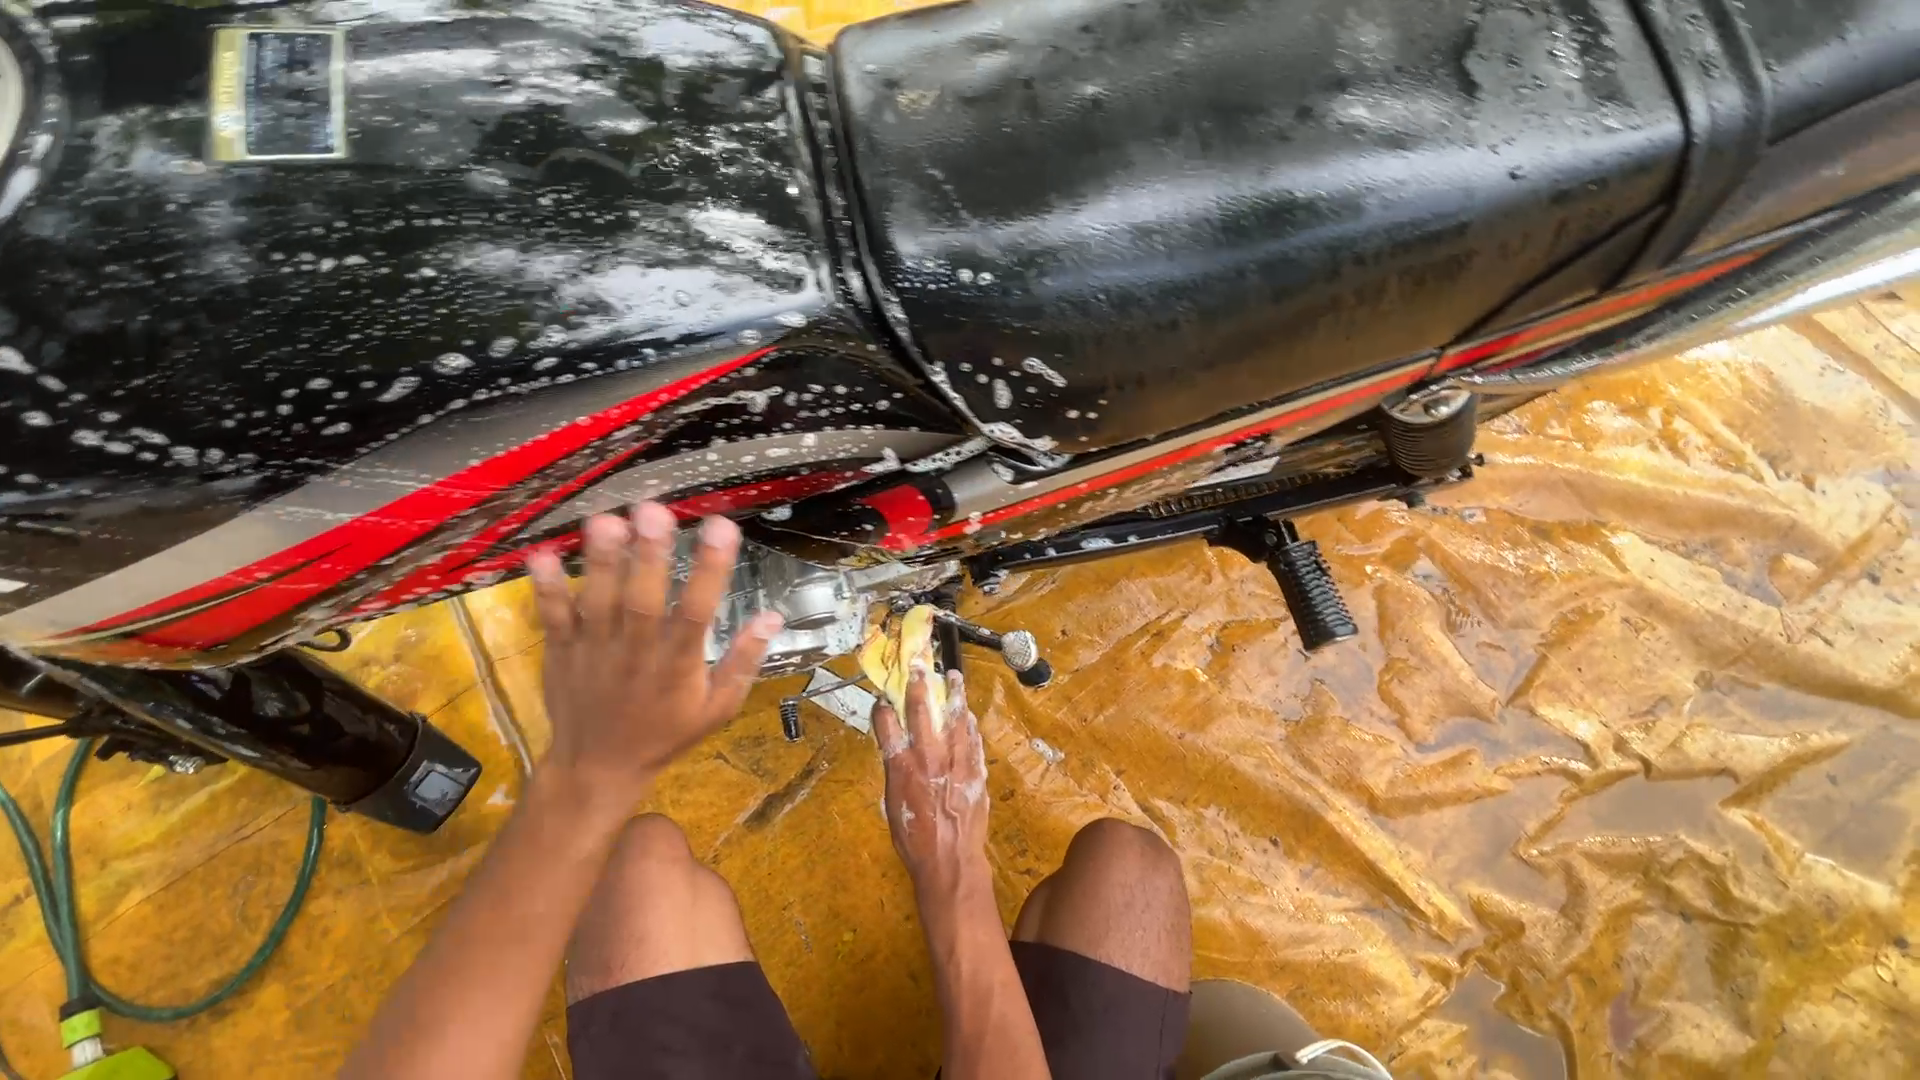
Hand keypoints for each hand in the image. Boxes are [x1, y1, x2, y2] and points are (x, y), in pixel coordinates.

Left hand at [526, 502, 781, 807]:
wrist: (598, 768)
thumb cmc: (665, 733)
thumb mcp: (718, 708)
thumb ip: (743, 662)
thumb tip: (772, 617)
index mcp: (679, 664)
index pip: (698, 611)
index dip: (711, 569)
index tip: (722, 528)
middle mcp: (637, 652)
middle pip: (643, 599)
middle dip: (649, 555)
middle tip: (654, 510)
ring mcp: (594, 650)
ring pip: (598, 601)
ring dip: (601, 561)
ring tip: (606, 519)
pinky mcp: (561, 651)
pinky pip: (553, 617)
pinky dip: (546, 588)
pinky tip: (543, 554)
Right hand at [874, 666, 989, 899]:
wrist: (950, 860)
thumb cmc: (914, 839)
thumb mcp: (892, 803)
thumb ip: (895, 770)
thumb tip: (895, 748)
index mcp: (901, 767)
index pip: (888, 725)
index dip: (883, 708)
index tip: (883, 698)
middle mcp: (928, 758)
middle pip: (922, 712)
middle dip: (919, 685)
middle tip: (919, 667)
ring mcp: (956, 762)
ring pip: (955, 718)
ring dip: (954, 694)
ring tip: (952, 676)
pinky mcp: (976, 769)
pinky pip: (973, 739)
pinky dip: (969, 723)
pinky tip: (967, 712)